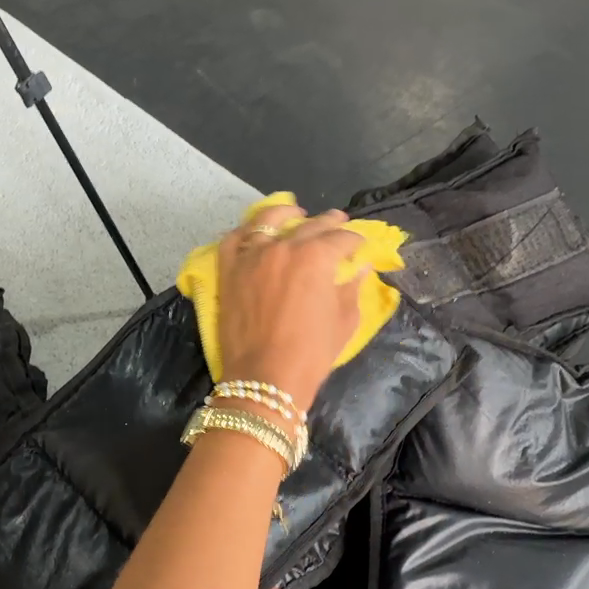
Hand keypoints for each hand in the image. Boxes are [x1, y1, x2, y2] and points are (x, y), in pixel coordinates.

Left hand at [216, 203, 365, 410]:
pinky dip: (246, 231)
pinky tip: (255, 232)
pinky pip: (234, 239)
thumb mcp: (344, 320)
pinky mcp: (228, 270)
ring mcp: (251, 256)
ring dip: (285, 213)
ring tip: (295, 211)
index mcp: (316, 256)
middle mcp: (282, 247)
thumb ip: (352, 287)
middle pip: (309, 225)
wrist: (264, 377)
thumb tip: (360, 268)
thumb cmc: (311, 353)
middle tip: (338, 222)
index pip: (341, 238)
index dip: (355, 240)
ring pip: (267, 221)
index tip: (360, 244)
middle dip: (329, 222)